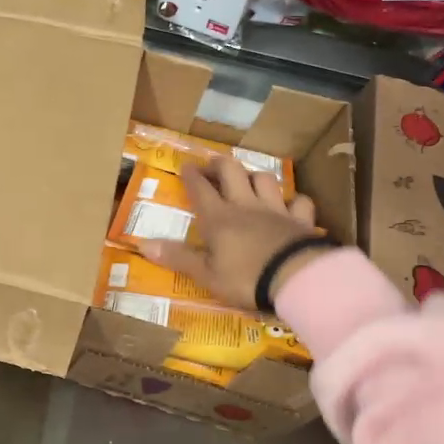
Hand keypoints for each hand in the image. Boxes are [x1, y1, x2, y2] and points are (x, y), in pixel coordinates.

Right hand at [141, 154, 323, 310]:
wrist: (297, 279)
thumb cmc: (246, 279)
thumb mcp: (206, 274)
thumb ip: (178, 257)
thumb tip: (142, 245)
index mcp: (218, 218)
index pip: (200, 189)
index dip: (191, 176)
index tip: (185, 166)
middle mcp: (246, 206)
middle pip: (232, 172)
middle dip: (220, 165)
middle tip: (212, 166)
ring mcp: (276, 210)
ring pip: (265, 179)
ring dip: (254, 176)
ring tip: (248, 180)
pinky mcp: (301, 220)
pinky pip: (300, 202)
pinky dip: (294, 200)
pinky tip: (291, 204)